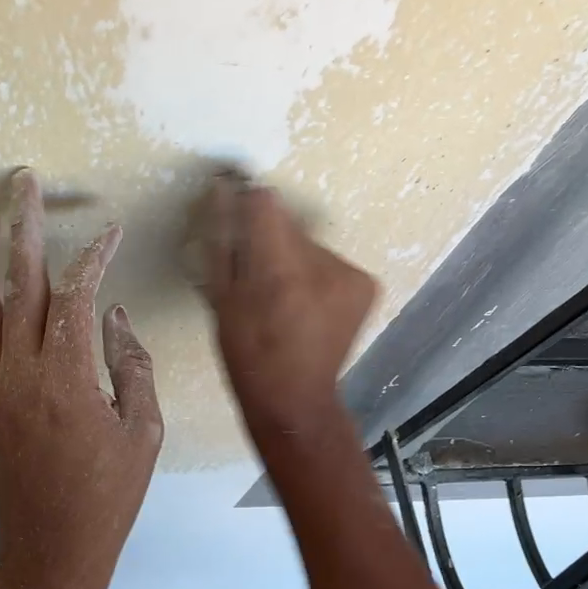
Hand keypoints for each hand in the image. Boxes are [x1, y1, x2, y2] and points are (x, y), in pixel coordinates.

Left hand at [0, 169, 164, 588]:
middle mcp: (18, 374)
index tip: (112, 230)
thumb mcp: (144, 432)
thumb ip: (130, 365)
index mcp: (65, 380)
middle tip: (21, 181)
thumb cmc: (107, 498)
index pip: (73, 296)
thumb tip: (111, 317)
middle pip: (15, 283)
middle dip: (20, 225)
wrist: (49, 553)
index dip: (93, 256)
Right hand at [198, 173, 377, 461]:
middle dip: (268, 238)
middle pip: (287, 221)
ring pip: (308, 242)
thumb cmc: (247, 354)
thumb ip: (222, 239)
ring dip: (292, 257)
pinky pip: (329, 261)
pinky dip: (315, 274)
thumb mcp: (221, 299)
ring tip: (284, 296)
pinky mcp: (366, 283)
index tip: (237, 218)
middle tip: (258, 275)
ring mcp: (349, 274)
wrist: (295, 399)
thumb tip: (222, 189)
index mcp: (279, 270)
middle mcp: (322, 265)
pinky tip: (307, 304)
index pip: (264, 201)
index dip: (246, 205)